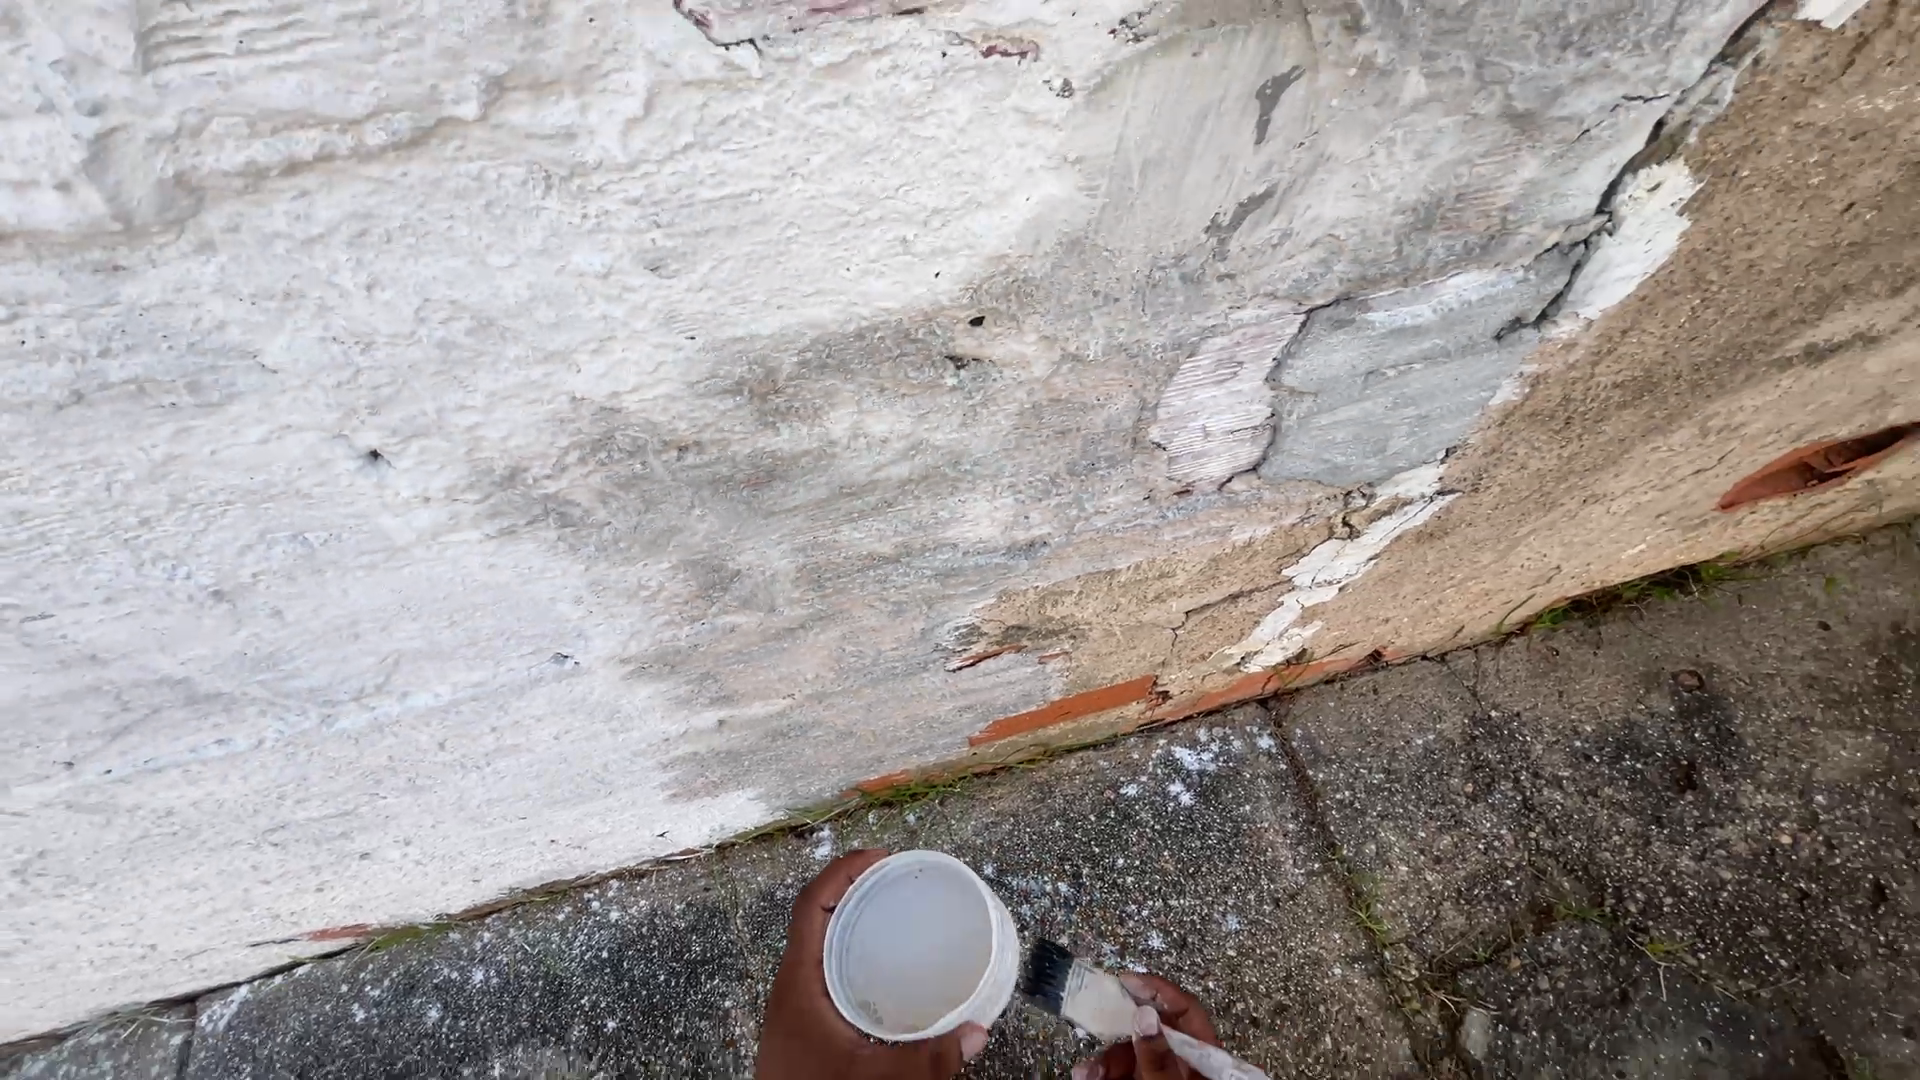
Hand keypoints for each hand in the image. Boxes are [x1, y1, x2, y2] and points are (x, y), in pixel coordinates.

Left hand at [756, 849, 990, 1079]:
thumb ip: (926, 1062)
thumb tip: (979, 1032)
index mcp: (798, 982)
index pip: (809, 904)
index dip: (841, 871)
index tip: (882, 857)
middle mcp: (792, 984)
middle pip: (815, 914)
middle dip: (852, 885)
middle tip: (896, 876)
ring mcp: (795, 1003)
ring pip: (818, 940)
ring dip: (849, 915)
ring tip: (891, 907)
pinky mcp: (804, 1022)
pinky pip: (825, 964)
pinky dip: (850, 946)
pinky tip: (881, 963)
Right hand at [1070, 973, 1220, 1079]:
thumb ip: (1158, 1058)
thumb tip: (1144, 1014)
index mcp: (1207, 1056)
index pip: (1186, 1008)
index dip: (1156, 988)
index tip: (1125, 979)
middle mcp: (1189, 1063)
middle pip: (1151, 1032)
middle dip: (1118, 1033)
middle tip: (1094, 1027)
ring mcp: (1172, 1076)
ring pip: (1135, 1055)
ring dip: (1106, 1060)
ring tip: (1084, 1073)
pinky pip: (1131, 1072)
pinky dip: (1110, 1072)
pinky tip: (1089, 1076)